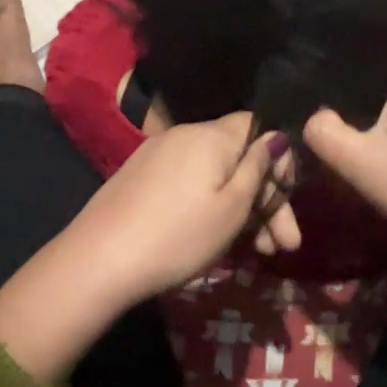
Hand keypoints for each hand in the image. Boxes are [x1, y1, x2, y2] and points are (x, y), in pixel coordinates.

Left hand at [67, 112, 285, 301]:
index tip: (288, 200)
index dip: (280, 159)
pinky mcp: (141, 177)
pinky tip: (220, 237)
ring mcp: (159, 155)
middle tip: (285, 246)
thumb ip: (258, 168)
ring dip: (242, 208)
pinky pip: (190, 182)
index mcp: (211, 135)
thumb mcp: (231, 208)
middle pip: (238, 156)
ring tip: (261, 253)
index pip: (258, 126)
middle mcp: (185, 135)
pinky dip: (211, 205)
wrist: (99, 260)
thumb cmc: (178, 236)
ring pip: (215, 175)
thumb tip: (277, 136)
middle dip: (268, 199)